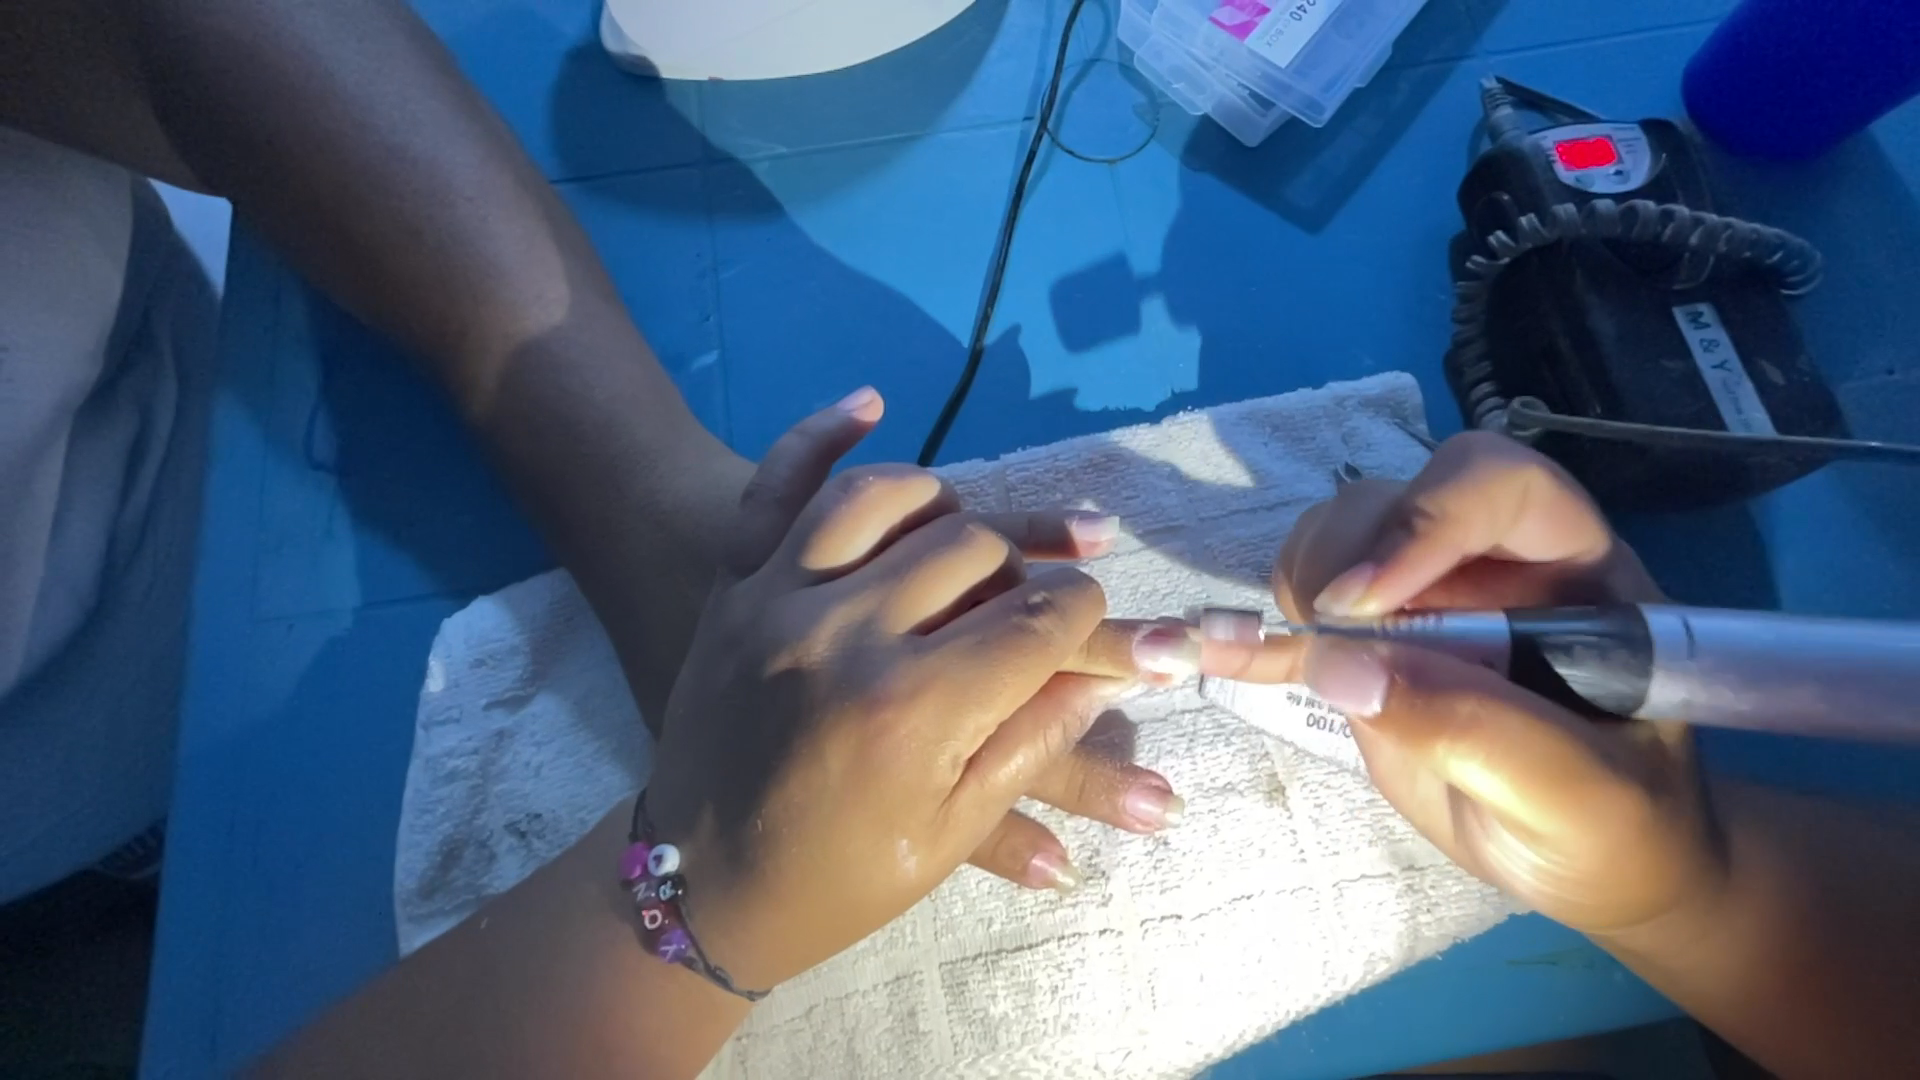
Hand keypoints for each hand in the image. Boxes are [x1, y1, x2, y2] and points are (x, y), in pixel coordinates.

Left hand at [644, 388, 1130, 988]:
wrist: (696, 886)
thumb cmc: (836, 878)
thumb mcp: (948, 834)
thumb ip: (1033, 741)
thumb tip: (1108, 672)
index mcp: (911, 710)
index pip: (1037, 619)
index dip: (1087, 613)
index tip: (1096, 619)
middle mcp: (847, 633)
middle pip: (974, 548)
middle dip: (1029, 567)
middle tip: (1040, 595)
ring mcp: (780, 595)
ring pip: (889, 497)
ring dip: (949, 503)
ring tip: (978, 530)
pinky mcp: (735, 585)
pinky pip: (776, 486)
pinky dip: (820, 434)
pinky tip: (871, 401)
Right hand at [1198, 434, 1728, 936]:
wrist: (1572, 860)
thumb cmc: (1612, 826)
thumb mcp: (1578, 795)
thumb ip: (1478, 729)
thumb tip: (1341, 668)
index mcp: (1561, 566)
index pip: (1492, 483)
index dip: (1422, 518)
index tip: (1364, 605)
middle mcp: (1477, 563)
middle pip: (1384, 504)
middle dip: (1340, 562)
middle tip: (1327, 642)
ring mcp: (1411, 598)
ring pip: (1327, 539)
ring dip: (1298, 590)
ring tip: (1306, 662)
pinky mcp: (1358, 643)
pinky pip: (1291, 611)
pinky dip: (1249, 633)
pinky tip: (1209, 649)